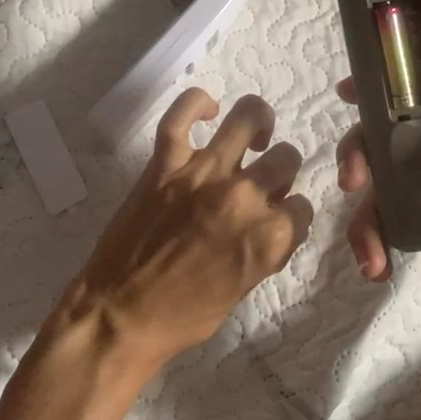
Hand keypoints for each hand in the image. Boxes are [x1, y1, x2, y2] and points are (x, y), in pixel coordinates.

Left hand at [60, 89, 314, 369]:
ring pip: (248, 118)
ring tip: (255, 135)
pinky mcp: (164, 163)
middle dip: (283, 171)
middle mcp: (243, 197)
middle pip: (286, 159)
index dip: (292, 213)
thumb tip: (273, 218)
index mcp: (268, 237)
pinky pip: (182, 115)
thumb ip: (265, 247)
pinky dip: (197, 103)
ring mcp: (201, 173)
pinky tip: (209, 109)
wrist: (119, 316)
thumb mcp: (244, 288)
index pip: (301, 208)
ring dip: (260, 123)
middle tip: (265, 181)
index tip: (279, 217)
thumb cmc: (184, 316)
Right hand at [333, 62, 420, 363]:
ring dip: (362, 213)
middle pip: (389, 134)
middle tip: (349, 181)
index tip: (351, 92)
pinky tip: (376, 268)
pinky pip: (385, 222)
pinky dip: (372, 241)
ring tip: (368, 250)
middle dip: (359, 152)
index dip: (388, 86)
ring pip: (380, 181)